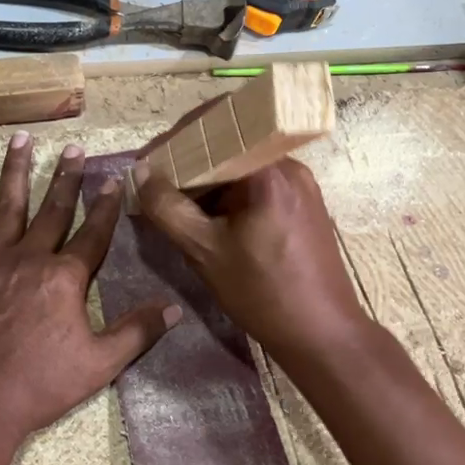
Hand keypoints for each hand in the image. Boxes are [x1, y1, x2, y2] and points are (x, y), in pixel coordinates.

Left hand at [0, 133, 180, 449]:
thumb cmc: (39, 386)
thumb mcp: (99, 364)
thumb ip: (136, 332)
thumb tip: (174, 309)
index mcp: (65, 279)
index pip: (94, 235)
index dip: (106, 207)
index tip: (114, 179)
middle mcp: (29, 259)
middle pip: (53, 210)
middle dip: (67, 178)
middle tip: (74, 147)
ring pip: (6, 208)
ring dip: (15, 172)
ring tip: (21, 140)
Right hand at [136, 157, 372, 359]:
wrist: (322, 334)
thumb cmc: (262, 292)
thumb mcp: (203, 250)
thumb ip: (167, 207)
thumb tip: (141, 172)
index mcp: (268, 170)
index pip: (214, 129)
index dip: (174, 141)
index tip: (147, 164)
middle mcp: (289, 166)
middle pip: (228, 144)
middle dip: (187, 160)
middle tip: (155, 184)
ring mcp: (300, 185)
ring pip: (240, 166)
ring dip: (206, 180)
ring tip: (175, 203)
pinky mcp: (303, 204)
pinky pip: (256, 184)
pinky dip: (227, 194)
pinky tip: (207, 218)